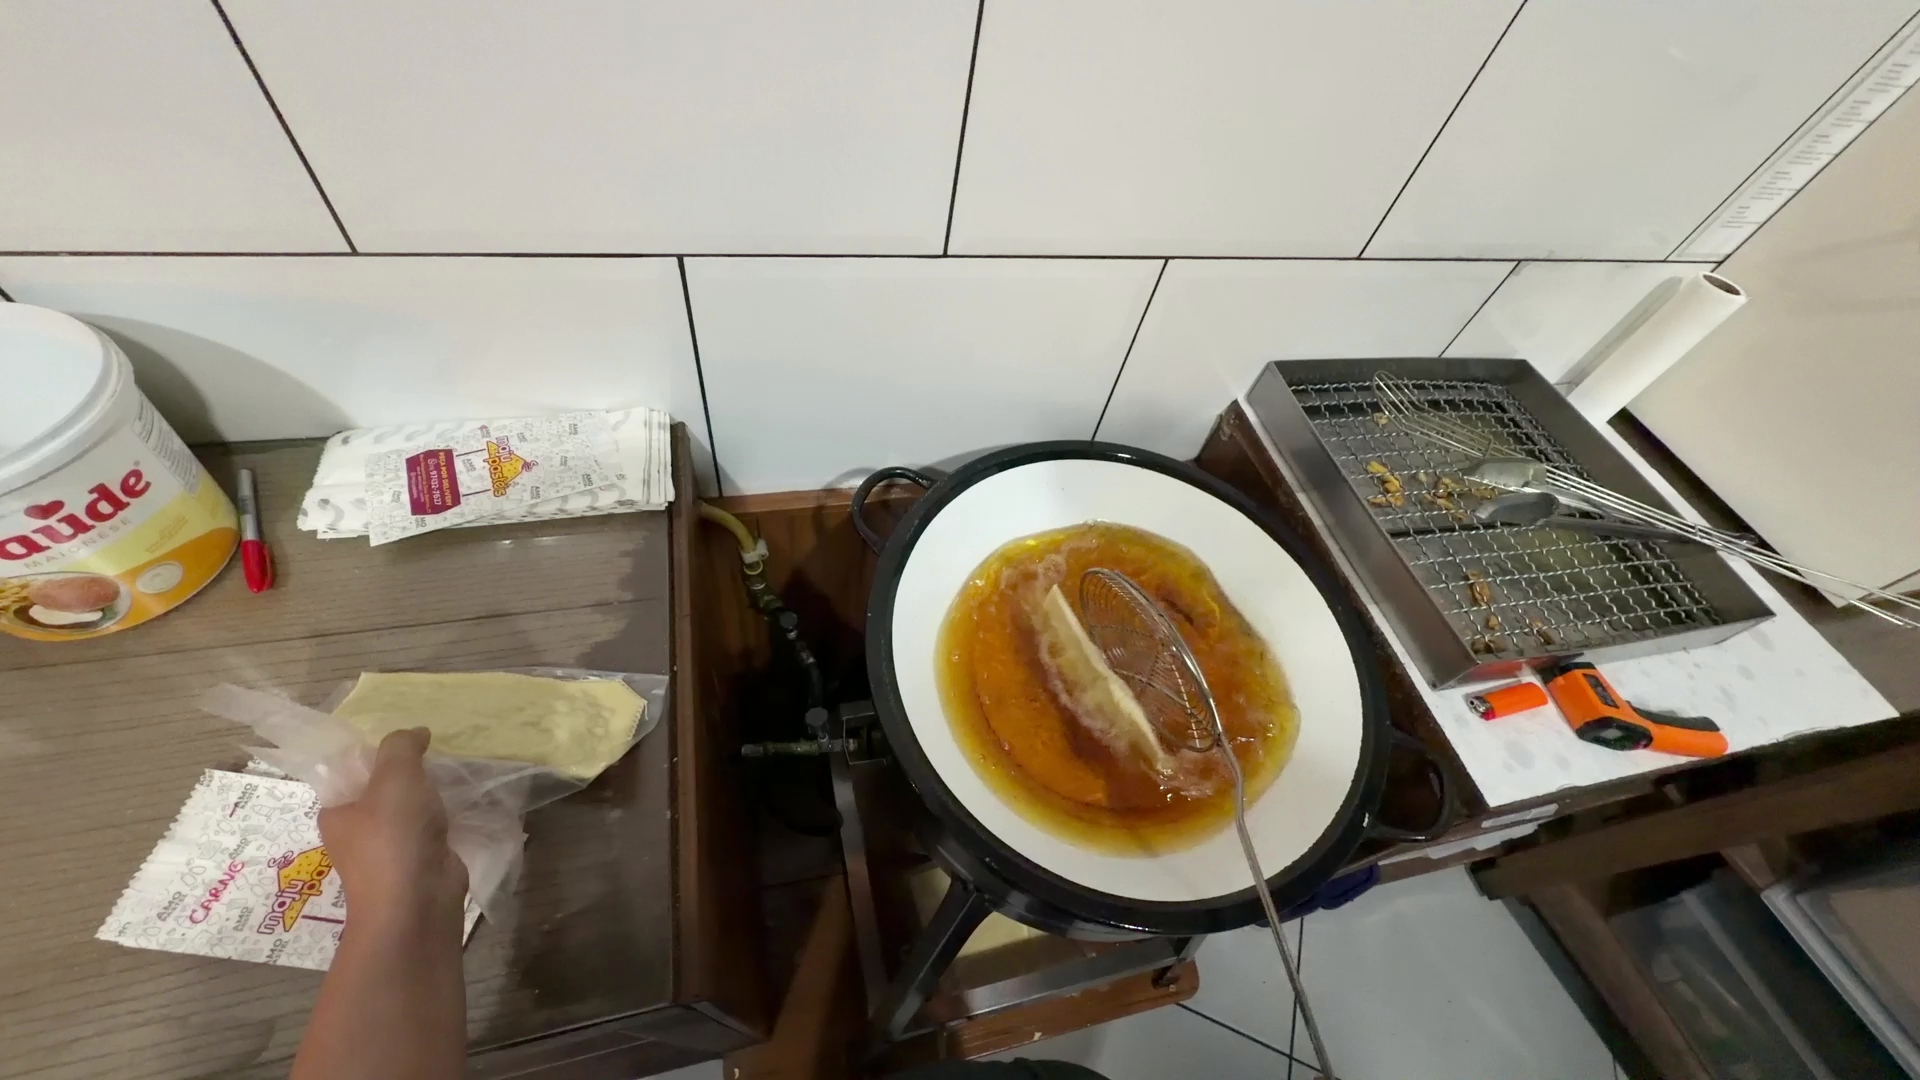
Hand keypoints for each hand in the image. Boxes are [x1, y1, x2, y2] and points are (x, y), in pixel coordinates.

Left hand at [319, 728, 466, 931]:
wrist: (416, 899)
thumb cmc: (394, 836)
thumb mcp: (395, 778)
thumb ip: (401, 747)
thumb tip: (415, 732)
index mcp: (337, 810)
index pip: (351, 771)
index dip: (378, 751)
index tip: (411, 738)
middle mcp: (357, 828)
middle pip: (383, 786)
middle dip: (411, 769)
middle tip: (438, 750)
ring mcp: (388, 845)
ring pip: (410, 805)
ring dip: (430, 791)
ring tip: (455, 771)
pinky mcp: (418, 856)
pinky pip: (430, 823)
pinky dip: (445, 811)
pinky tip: (463, 800)